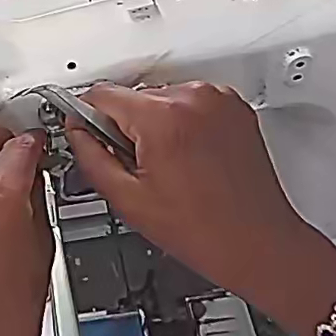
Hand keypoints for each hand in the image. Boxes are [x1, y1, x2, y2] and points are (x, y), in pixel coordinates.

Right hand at [66, 82, 335, 335]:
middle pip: (133, 95)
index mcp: (163, 119)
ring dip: (156, 123)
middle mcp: (193, 98)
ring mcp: (217, 99)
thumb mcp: (128, 199)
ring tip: (171, 166)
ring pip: (161, 97)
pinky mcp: (234, 106)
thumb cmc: (205, 230)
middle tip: (139, 166)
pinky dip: (184, 121)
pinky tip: (190, 158)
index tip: (88, 131)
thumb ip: (91, 156)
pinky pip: (191, 101)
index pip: (102, 93)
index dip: (87, 116)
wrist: (257, 241)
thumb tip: (77, 132)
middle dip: (126, 125)